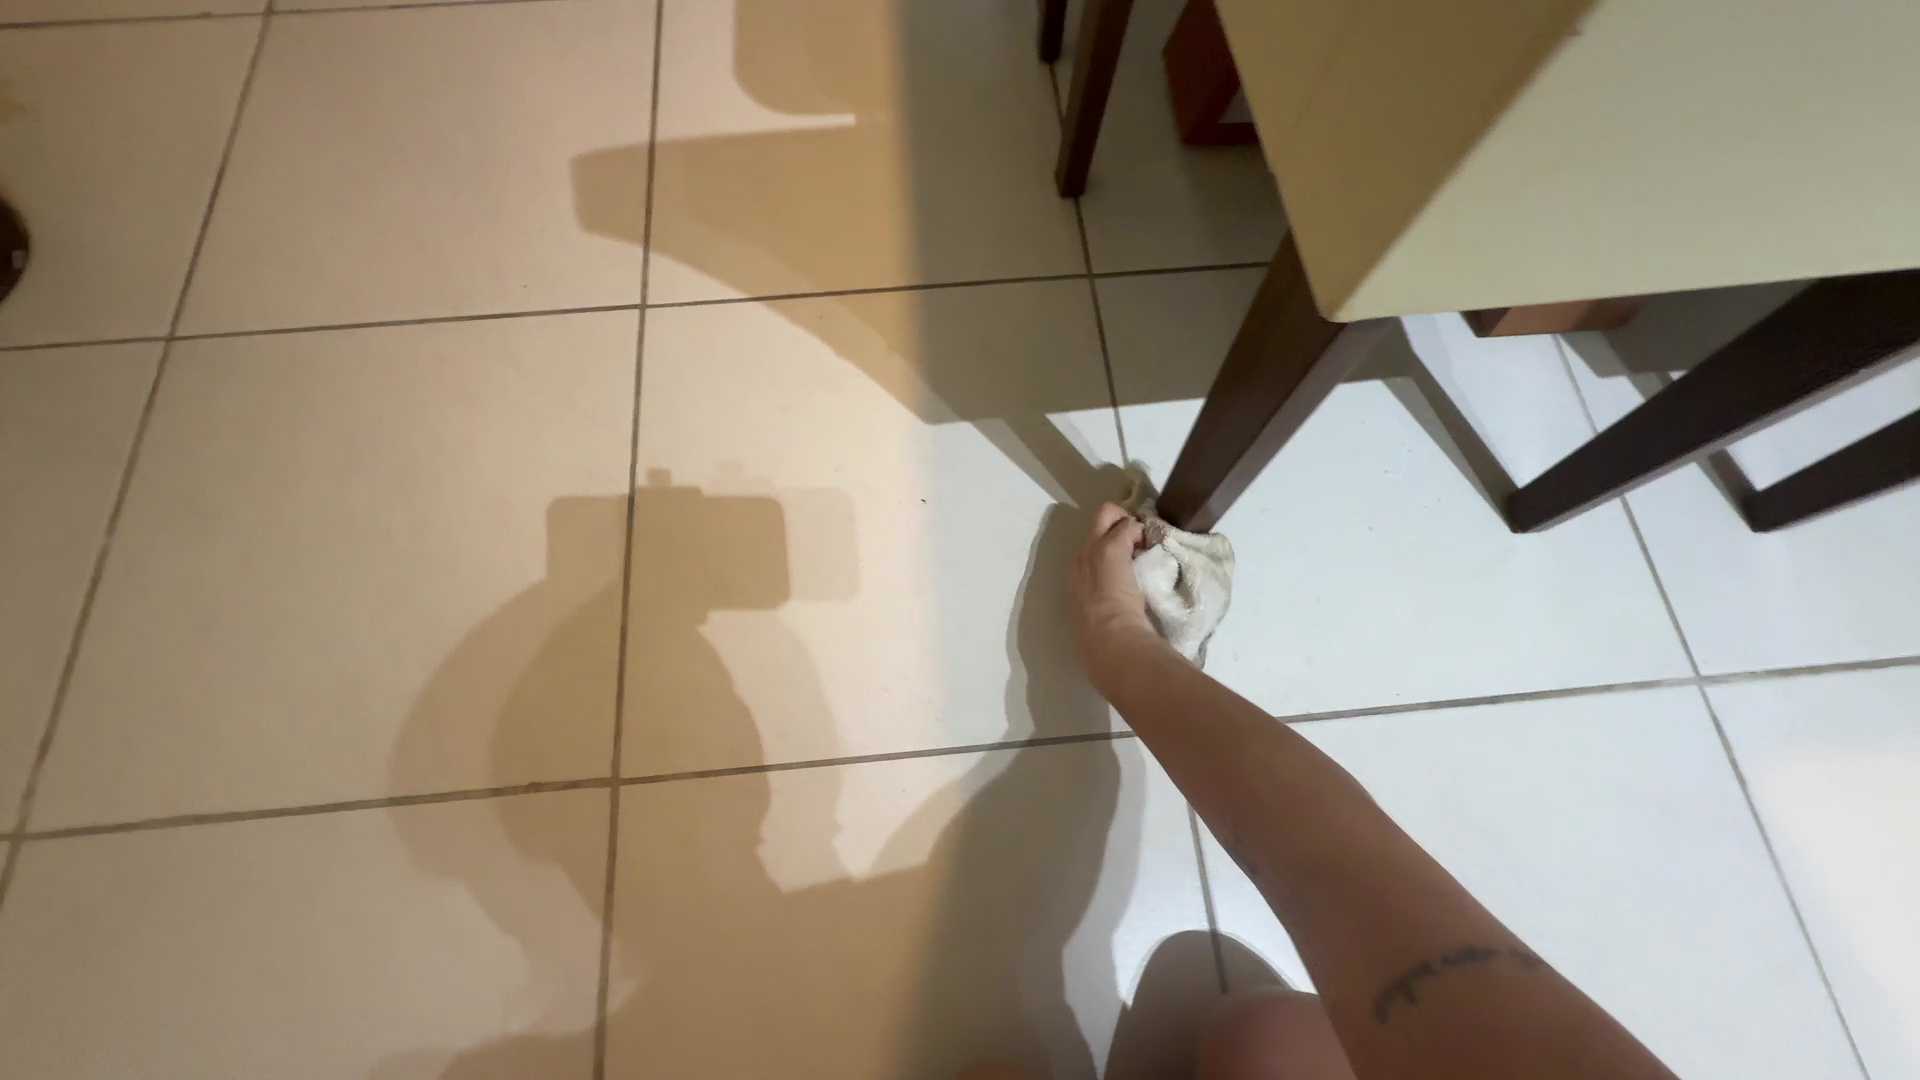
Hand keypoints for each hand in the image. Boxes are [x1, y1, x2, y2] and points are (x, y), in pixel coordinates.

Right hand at [1069, 503, 1168, 694]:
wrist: (1108, 641)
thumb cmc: (1101, 643)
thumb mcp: (1096, 625)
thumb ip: (1103, 615)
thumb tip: (1116, 623)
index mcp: (1074, 581)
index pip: (1090, 551)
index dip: (1108, 548)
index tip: (1127, 558)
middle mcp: (1079, 560)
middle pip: (1096, 522)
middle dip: (1117, 523)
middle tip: (1137, 539)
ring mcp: (1094, 550)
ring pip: (1109, 516)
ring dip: (1130, 525)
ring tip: (1147, 543)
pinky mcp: (1113, 547)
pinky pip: (1129, 525)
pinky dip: (1142, 530)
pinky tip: (1153, 545)